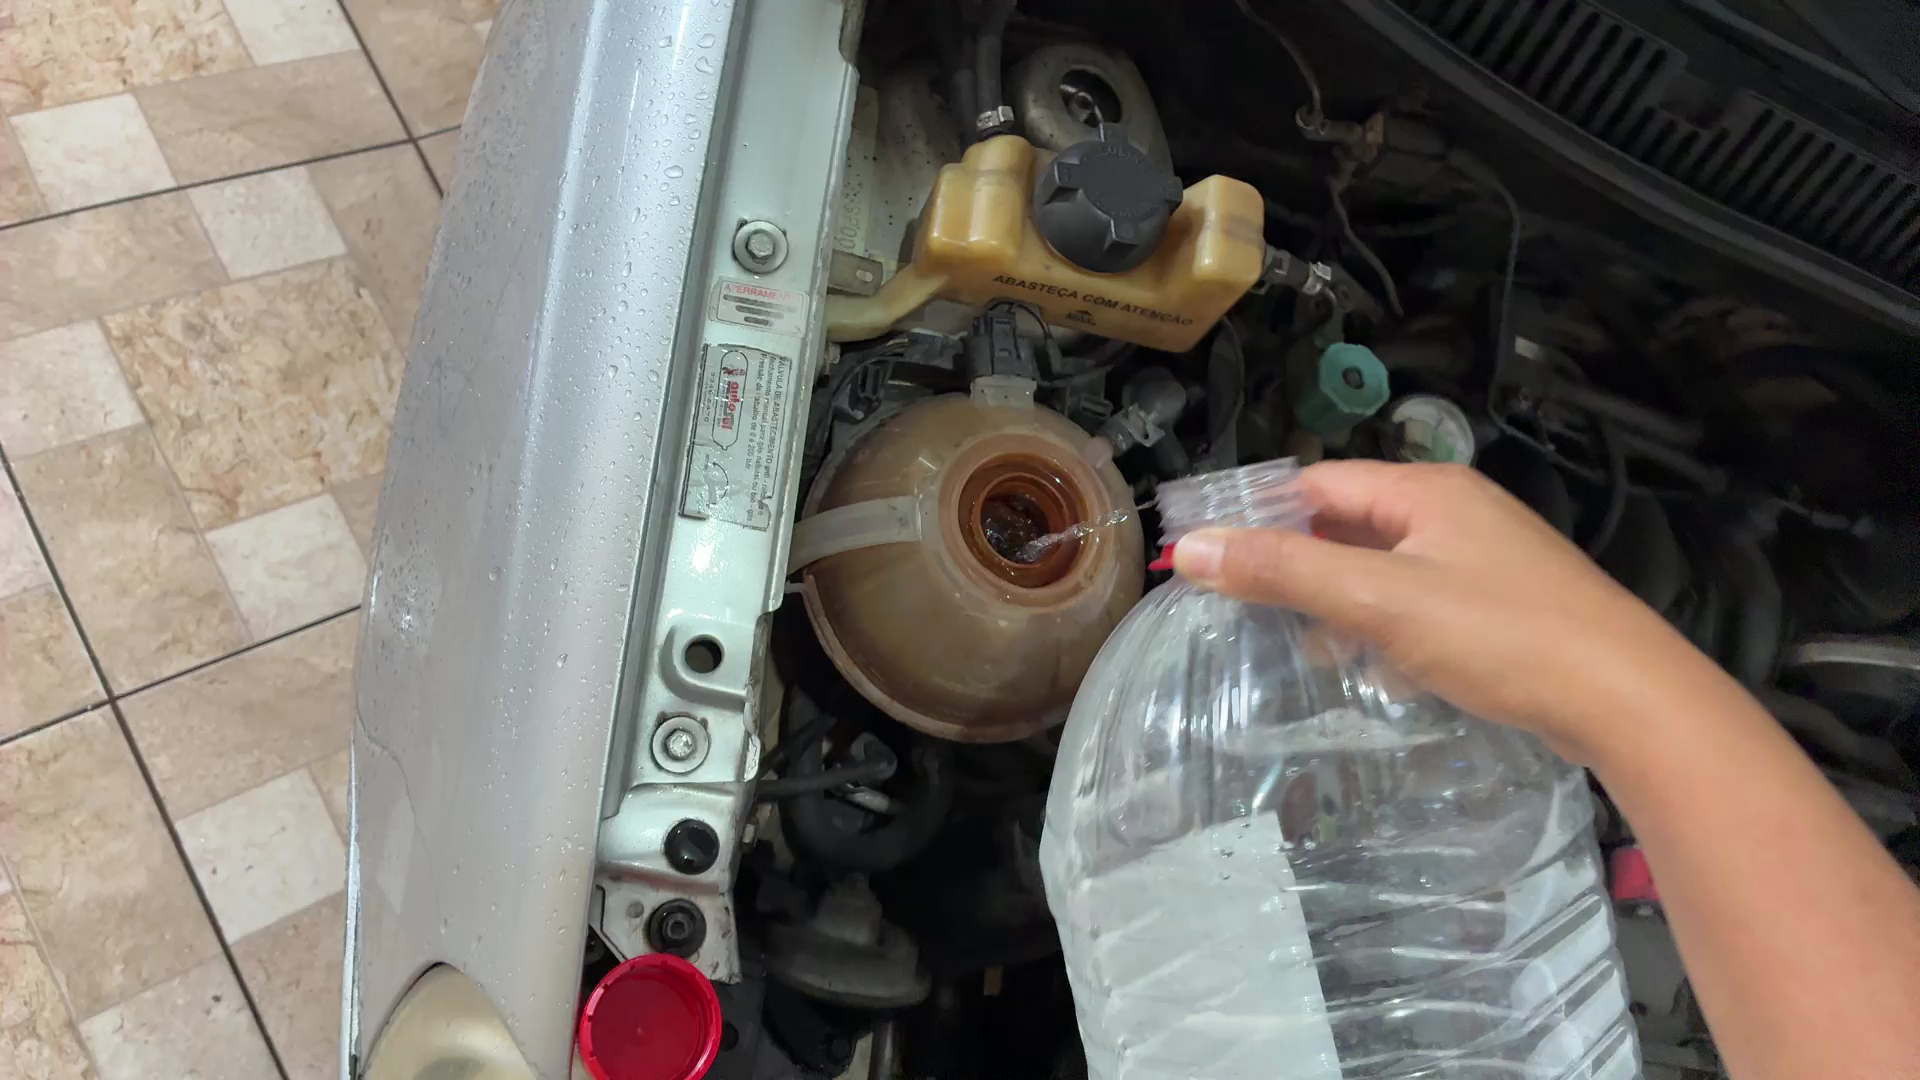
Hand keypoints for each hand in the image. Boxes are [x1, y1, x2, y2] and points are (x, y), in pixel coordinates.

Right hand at [1171, 460, 1719, 764]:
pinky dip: (1367, 615)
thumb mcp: (1377, 598)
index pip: (1313, 484)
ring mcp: (1476, 555)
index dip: (1256, 513)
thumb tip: (1190, 548)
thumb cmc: (1500, 634)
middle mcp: (1450, 510)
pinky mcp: (1492, 600)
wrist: (1637, 708)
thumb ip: (1281, 569)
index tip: (1209, 552)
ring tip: (1281, 629)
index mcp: (1424, 490)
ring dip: (1326, 589)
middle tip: (1234, 594)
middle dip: (1289, 555)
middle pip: (1343, 521)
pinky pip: (1406, 593)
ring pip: (1373, 561)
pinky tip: (1352, 653)